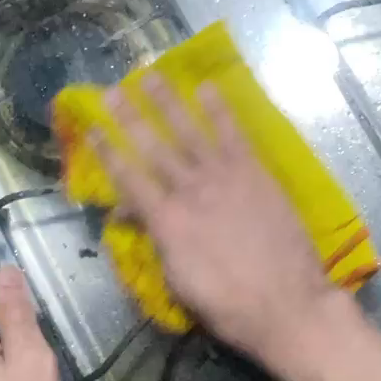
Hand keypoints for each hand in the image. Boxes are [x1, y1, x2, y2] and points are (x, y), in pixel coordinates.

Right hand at [90, 76, 360, 374]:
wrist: (287, 303)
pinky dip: (220, 110)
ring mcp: (225, 178)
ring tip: (151, 75)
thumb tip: (134, 215)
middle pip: (153, 148)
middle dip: (130, 118)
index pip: (128, 179)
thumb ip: (158, 242)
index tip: (93, 128)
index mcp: (166, 222)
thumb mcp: (179, 283)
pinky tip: (208, 88)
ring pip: (189, 132)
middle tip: (111, 90)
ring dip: (168, 103)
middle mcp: (190, 191)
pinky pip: (234, 134)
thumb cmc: (228, 305)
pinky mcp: (256, 173)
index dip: (108, 153)